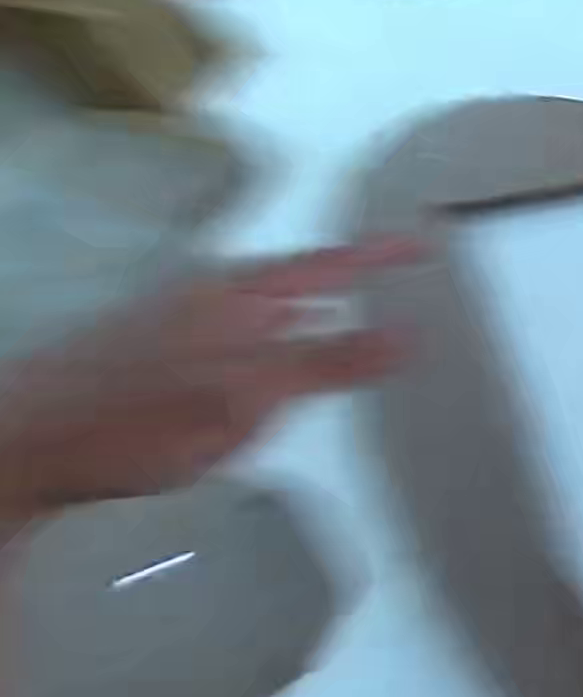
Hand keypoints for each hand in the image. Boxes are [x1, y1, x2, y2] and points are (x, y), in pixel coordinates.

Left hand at [0, 241, 417, 514]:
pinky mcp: (179, 355)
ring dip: (331, 304)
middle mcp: (218, 299)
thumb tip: (413, 333)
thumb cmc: (141, 415)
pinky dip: (301, 332)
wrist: (16, 453)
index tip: (427, 243)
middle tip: (406, 273)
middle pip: (305, 277)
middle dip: (359, 274)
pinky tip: (307, 354)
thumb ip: (334, 360)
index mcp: (238, 295)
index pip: (328, 264)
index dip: (380, 254)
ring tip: (371, 310)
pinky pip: (263, 330)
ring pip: (282, 304)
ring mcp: (195, 325)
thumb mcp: (251, 389)